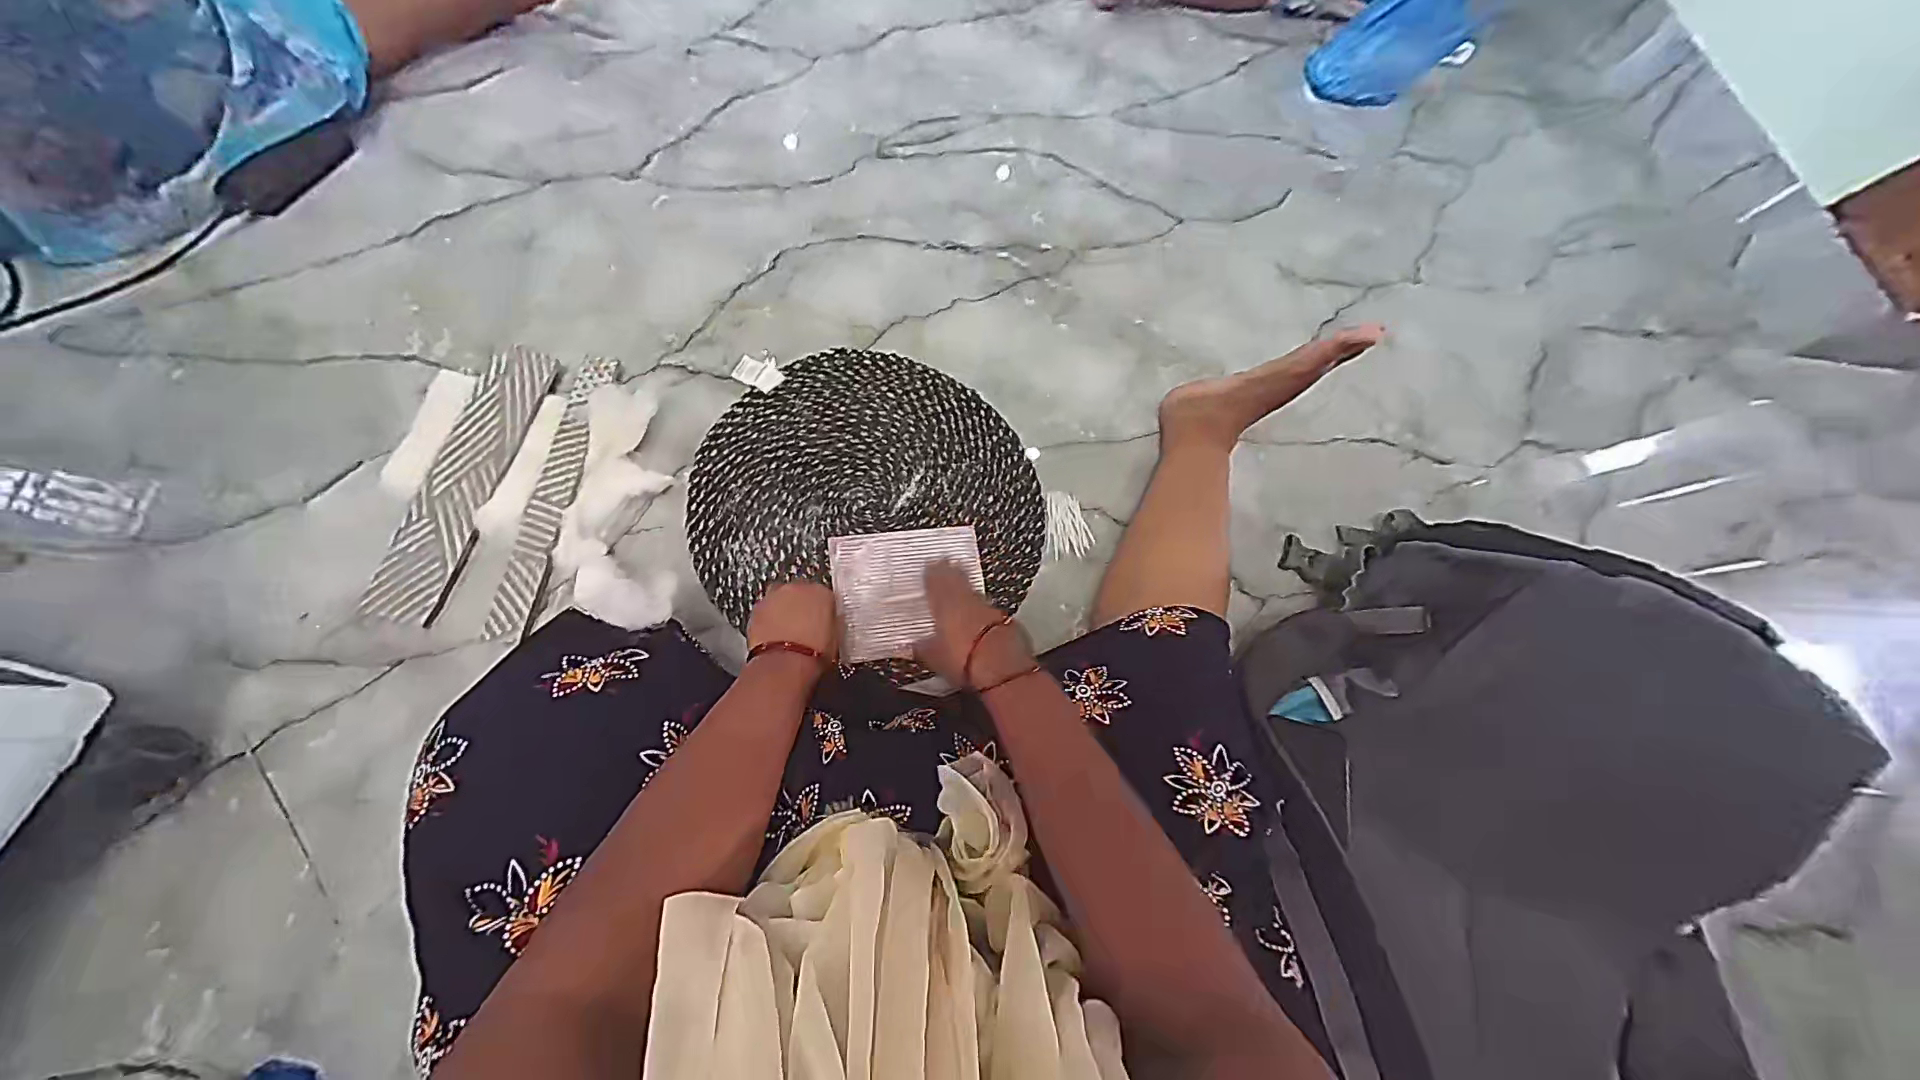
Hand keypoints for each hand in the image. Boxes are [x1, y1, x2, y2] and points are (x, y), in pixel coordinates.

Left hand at [746, 581, 838, 663]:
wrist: (786, 664)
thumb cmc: (813, 654)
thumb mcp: (835, 639)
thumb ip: (831, 623)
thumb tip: (826, 625)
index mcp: (823, 593)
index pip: (824, 595)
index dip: (822, 610)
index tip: (821, 622)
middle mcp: (799, 588)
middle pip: (799, 592)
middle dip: (800, 606)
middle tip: (803, 626)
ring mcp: (776, 596)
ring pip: (780, 599)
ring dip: (782, 611)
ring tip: (786, 632)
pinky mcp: (757, 608)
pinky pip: (765, 610)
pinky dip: (768, 620)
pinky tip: (772, 636)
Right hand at [915, 561, 1035, 688]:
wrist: (1001, 669)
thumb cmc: (964, 660)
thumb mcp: (933, 658)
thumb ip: (920, 649)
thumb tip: (911, 648)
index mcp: (944, 603)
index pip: (935, 581)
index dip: (932, 572)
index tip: (929, 565)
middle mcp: (966, 600)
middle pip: (957, 578)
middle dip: (951, 570)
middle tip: (946, 563)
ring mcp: (987, 607)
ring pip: (973, 589)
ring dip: (967, 584)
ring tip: (961, 582)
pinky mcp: (1004, 618)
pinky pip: (987, 605)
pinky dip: (981, 605)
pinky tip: (979, 611)